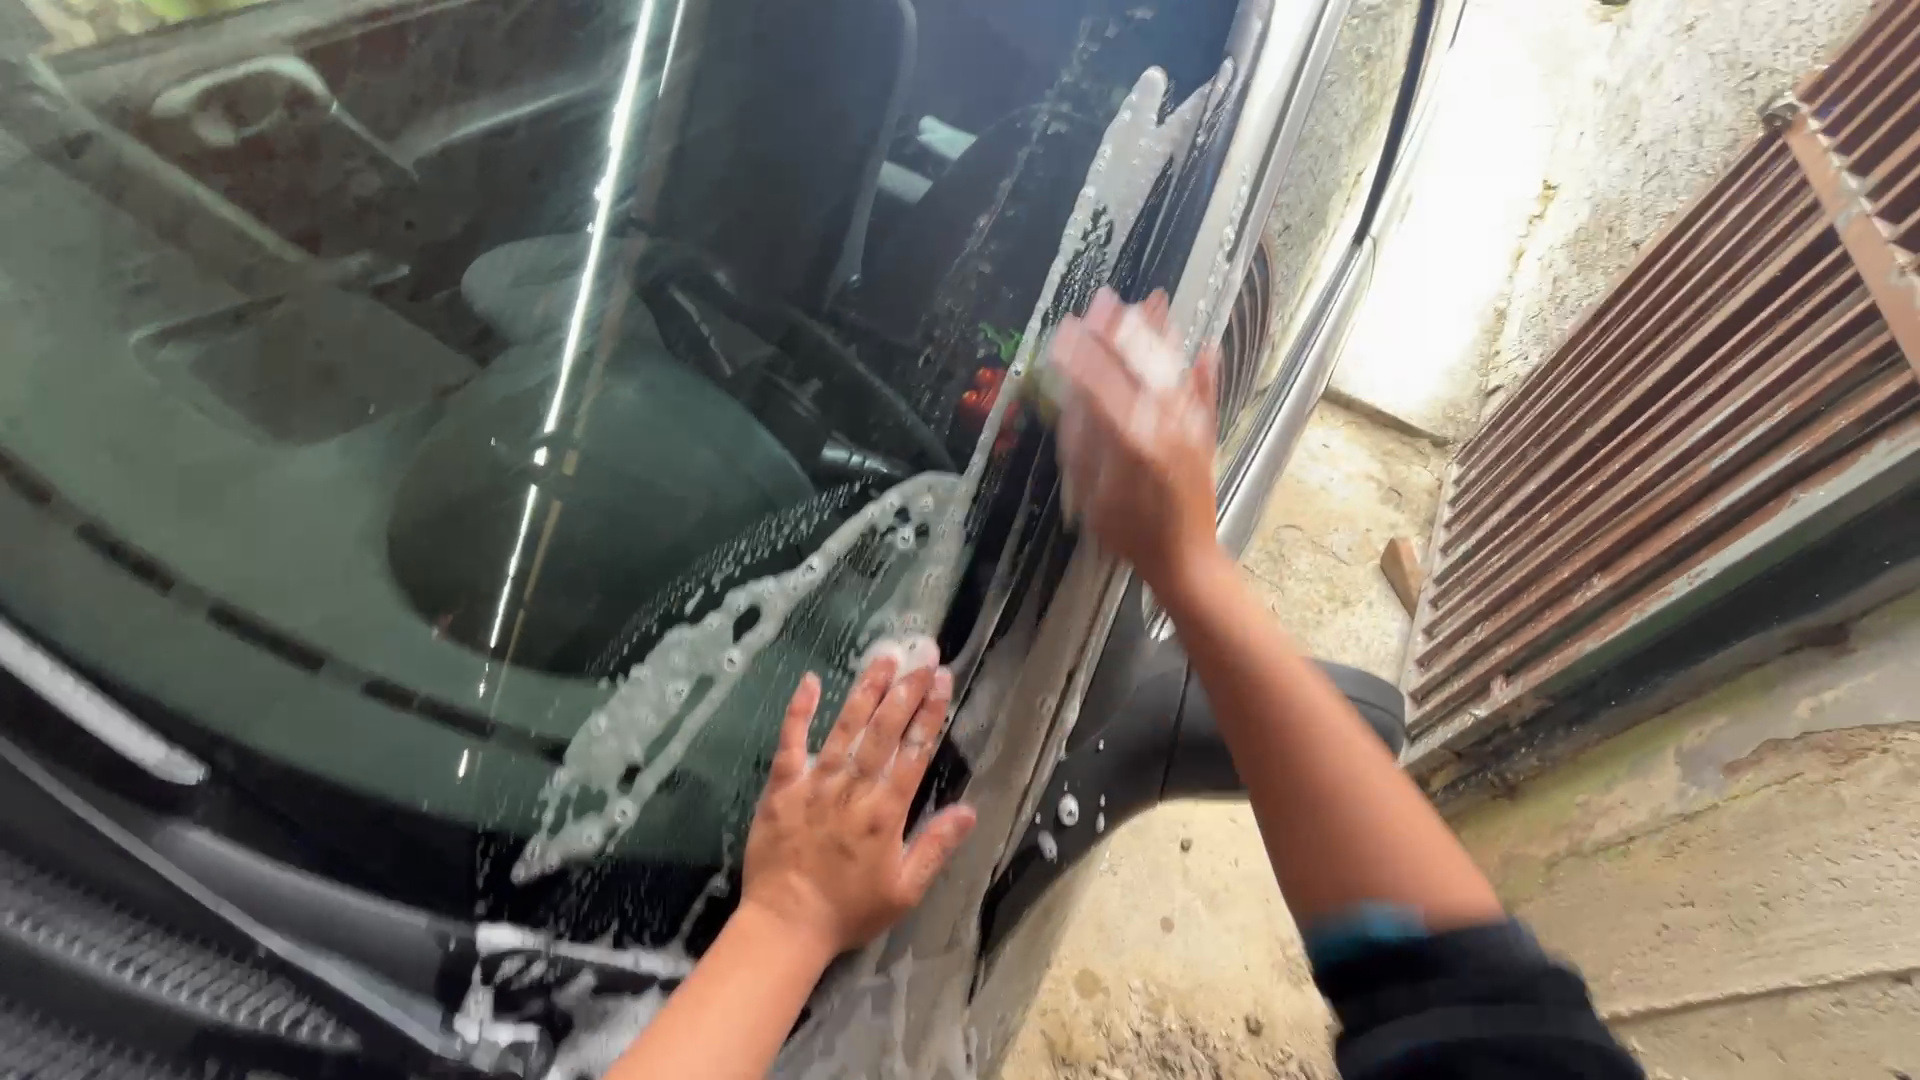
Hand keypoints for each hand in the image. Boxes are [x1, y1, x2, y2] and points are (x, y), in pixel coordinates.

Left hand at [738, 643, 977, 956]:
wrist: (784, 926)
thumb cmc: (849, 910)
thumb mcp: (904, 890)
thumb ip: (936, 846)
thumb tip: (969, 810)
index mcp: (885, 811)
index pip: (914, 751)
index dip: (931, 713)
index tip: (943, 680)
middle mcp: (853, 788)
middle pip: (884, 730)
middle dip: (906, 689)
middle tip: (923, 655)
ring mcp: (815, 783)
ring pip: (845, 727)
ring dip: (866, 689)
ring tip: (884, 657)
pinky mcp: (781, 786)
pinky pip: (790, 742)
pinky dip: (800, 710)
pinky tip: (811, 681)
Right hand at [1051, 287, 1223, 592]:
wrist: (1186, 560)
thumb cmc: (1129, 535)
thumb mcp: (1093, 495)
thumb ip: (1085, 446)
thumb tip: (1076, 402)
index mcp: (1130, 441)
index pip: (1100, 386)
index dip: (1081, 355)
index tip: (1065, 330)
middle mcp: (1164, 425)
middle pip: (1139, 367)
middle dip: (1119, 331)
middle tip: (1105, 300)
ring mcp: (1190, 429)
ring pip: (1174, 372)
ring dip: (1161, 336)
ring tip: (1153, 301)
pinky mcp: (1206, 437)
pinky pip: (1208, 398)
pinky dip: (1207, 372)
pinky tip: (1207, 348)